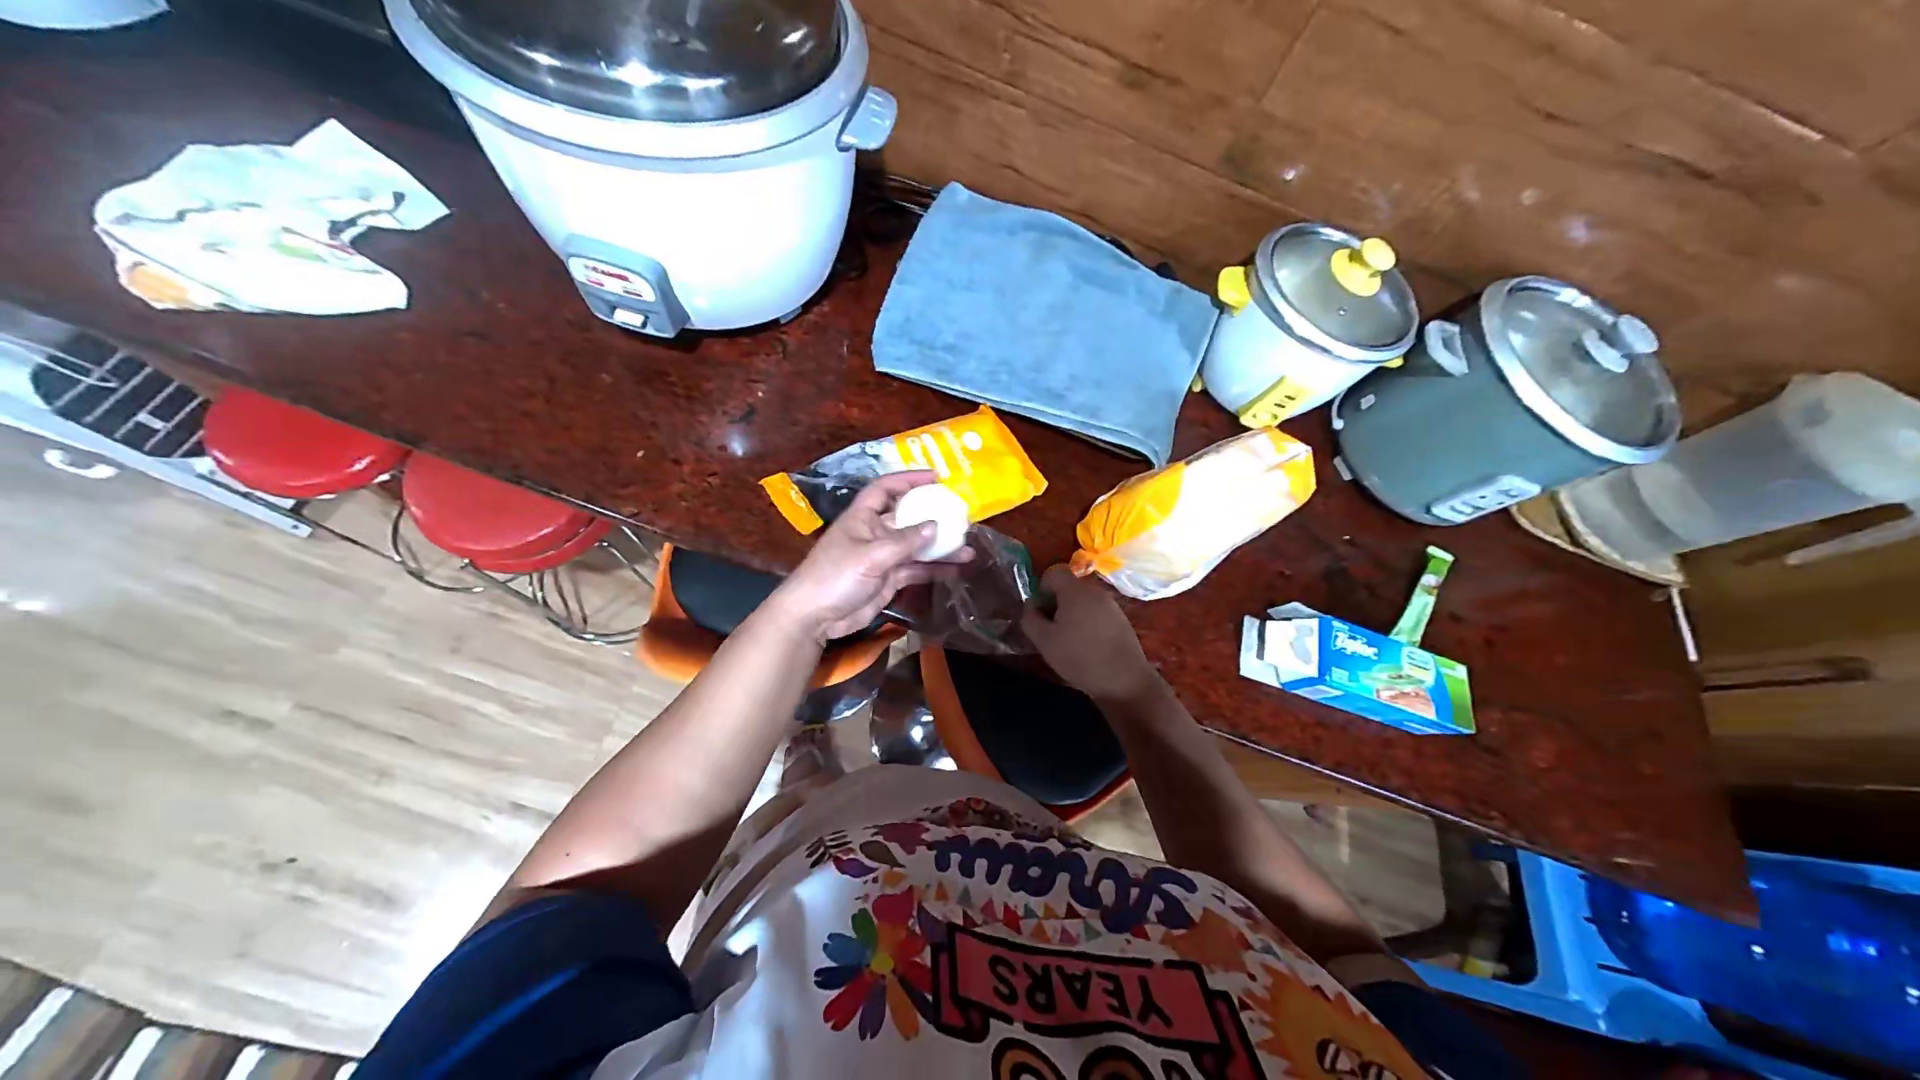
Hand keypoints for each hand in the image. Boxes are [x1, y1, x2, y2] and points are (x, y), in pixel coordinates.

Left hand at [764, 471, 969, 642]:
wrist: (814, 617)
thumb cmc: (834, 576)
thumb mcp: (870, 556)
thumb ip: (905, 542)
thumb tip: (935, 526)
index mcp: (862, 517)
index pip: (885, 488)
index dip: (908, 480)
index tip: (935, 478)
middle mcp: (873, 533)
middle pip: (907, 518)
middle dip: (932, 516)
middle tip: (960, 516)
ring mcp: (882, 557)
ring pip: (916, 546)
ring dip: (939, 547)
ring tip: (967, 548)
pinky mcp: (888, 580)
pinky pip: (915, 569)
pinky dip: (934, 569)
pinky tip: (955, 568)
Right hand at [1022, 564, 1167, 705]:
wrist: (1125, 681)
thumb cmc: (1080, 658)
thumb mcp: (1044, 641)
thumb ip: (1030, 618)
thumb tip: (1031, 605)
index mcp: (1076, 591)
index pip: (1054, 572)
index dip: (1041, 588)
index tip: (1040, 612)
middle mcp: (1096, 591)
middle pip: (1069, 586)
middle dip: (1055, 603)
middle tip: (1050, 629)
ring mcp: (1111, 605)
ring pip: (1083, 600)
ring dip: (1071, 614)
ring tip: (1068, 640)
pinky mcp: (1121, 619)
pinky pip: (1096, 612)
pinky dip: (1087, 622)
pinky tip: (1086, 646)